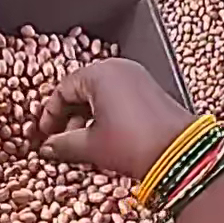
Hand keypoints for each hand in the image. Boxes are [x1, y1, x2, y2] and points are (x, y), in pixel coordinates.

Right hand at [35, 58, 194, 178]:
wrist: (178, 153)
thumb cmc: (131, 144)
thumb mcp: (90, 146)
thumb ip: (63, 144)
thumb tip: (47, 147)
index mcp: (99, 73)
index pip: (63, 89)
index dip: (50, 114)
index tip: (45, 135)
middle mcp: (118, 68)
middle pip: (81, 90)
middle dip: (68, 117)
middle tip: (60, 141)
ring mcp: (136, 79)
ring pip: (99, 96)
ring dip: (85, 119)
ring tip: (80, 144)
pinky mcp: (148, 93)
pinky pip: (117, 100)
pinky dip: (104, 117)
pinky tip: (101, 139)